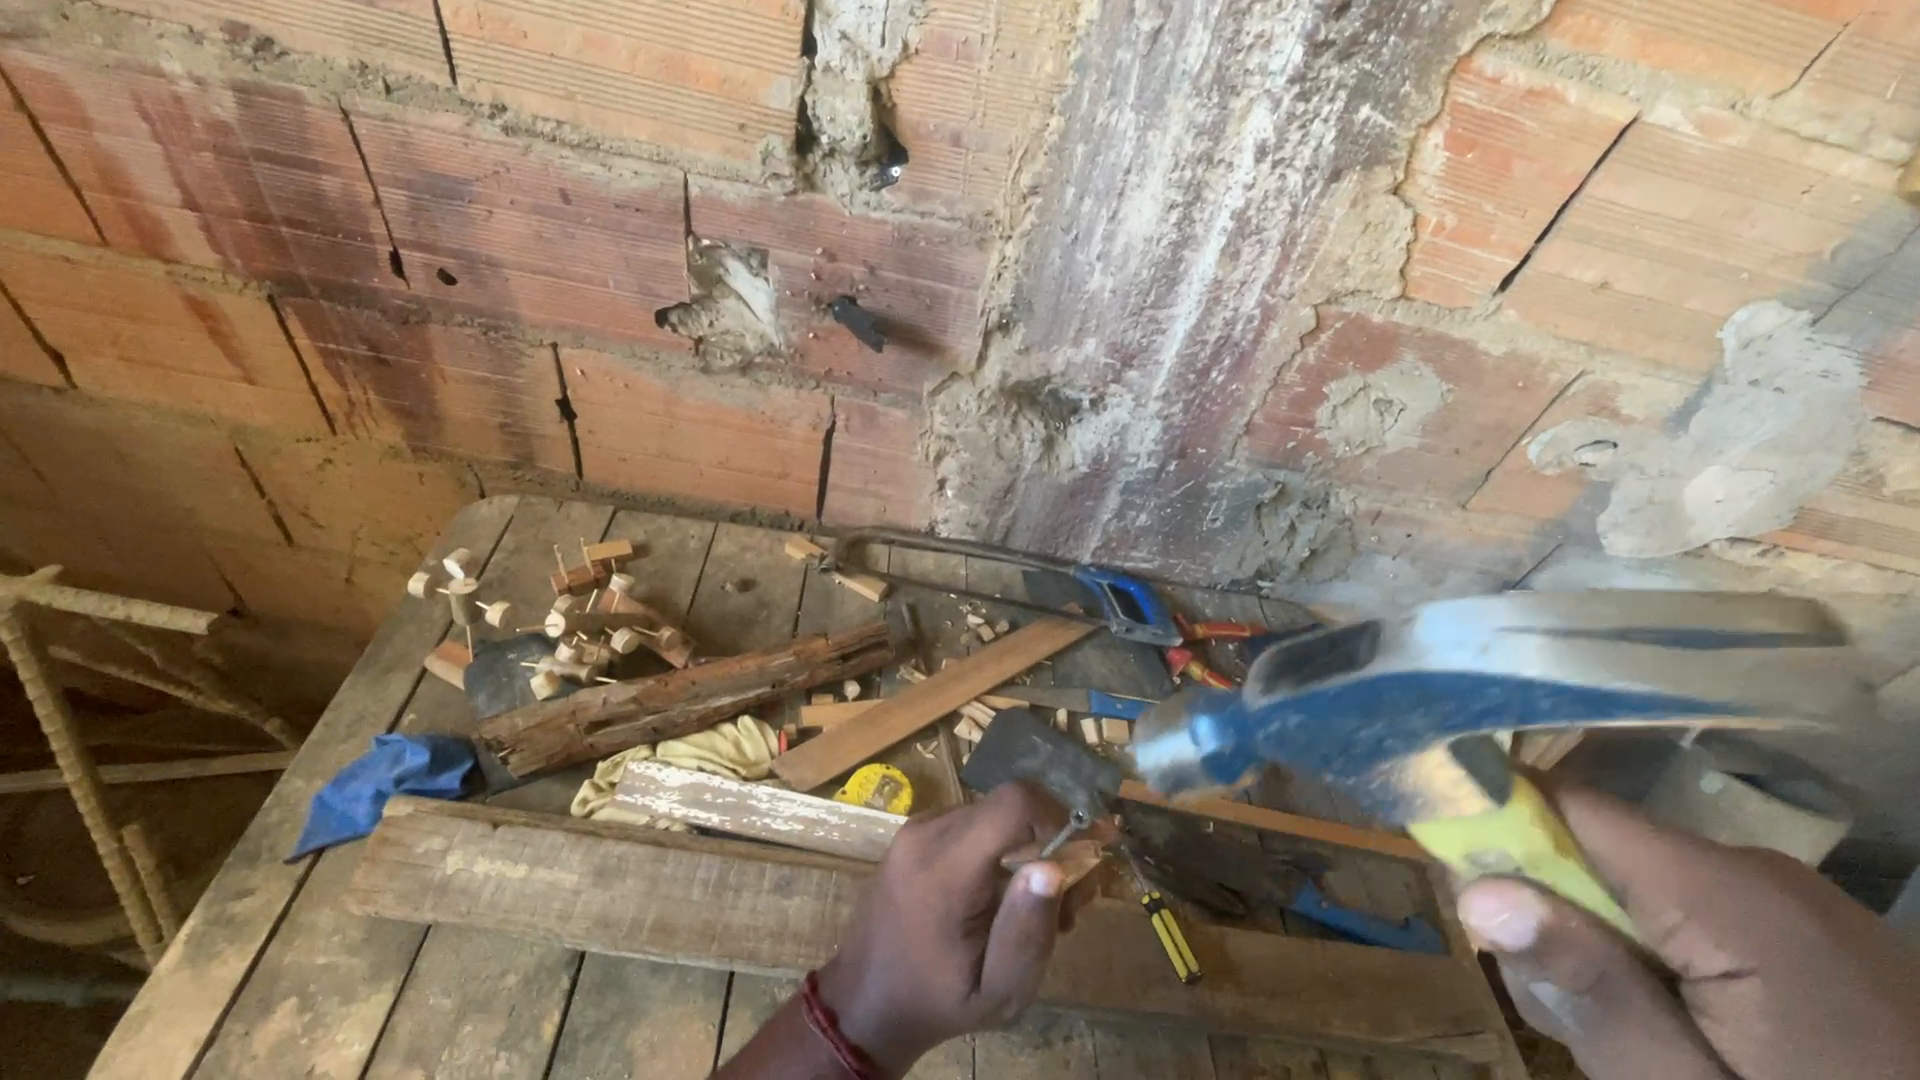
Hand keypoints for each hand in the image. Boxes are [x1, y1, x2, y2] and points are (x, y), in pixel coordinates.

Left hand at [816, 782, 1095, 1075]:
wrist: (867, 999)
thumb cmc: (937, 1001)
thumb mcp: (997, 993)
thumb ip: (1028, 933)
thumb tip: (1054, 867)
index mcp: (945, 868)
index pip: (1014, 802)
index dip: (1059, 820)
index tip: (1079, 866)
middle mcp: (929, 832)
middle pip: (1012, 806)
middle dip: (1053, 844)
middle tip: (1069, 904)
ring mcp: (920, 826)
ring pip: (998, 813)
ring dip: (1030, 850)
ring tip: (1037, 911)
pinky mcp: (919, 830)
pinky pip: (977, 822)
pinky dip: (1004, 848)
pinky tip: (1005, 896)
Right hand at [1456, 785, 1919, 1079]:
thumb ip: (1590, 992)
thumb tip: (1477, 893)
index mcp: (1732, 896)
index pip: (1564, 806)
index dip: (1491, 830)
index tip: (1457, 892)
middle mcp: (1759, 871)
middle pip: (1591, 849)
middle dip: (1547, 914)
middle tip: (1558, 1011)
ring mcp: (1791, 899)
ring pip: (1630, 883)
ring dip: (1595, 943)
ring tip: (1629, 1037)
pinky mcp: (1805, 929)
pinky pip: (1684, 909)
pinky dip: (1647, 953)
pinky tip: (1675, 1025)